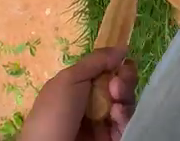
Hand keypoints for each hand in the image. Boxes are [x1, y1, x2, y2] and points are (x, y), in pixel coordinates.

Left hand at [17, 47, 137, 140]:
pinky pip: (126, 123)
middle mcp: (92, 105)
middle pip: (119, 85)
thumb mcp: (69, 79)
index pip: (105, 72)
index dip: (115, 65)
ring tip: (117, 99)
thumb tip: (122, 48)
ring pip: (126, 103)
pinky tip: (117, 114)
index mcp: (78, 90)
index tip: (121, 60)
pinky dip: (125, 116)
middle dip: (124, 79)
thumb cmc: (53, 115)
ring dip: (125, 95)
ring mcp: (102, 125)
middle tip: (118, 83)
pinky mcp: (112, 140)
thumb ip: (96, 60)